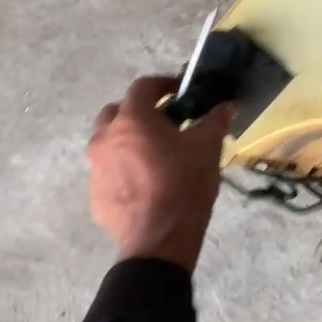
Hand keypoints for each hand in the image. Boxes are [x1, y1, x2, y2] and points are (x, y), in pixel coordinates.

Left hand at [87, 74, 234, 271]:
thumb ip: (215, 120)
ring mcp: (95, 167)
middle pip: (116, 112)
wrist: (159, 237)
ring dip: (128, 139)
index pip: (142, 86)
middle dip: (139, 111)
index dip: (163, 84)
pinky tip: (147, 181)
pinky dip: (124, 166)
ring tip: (156, 153)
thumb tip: (227, 106)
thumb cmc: (185, 182)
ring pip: (108, 142)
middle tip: (165, 122)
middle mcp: (105, 138)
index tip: (180, 92)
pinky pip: (108, 170)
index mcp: (132, 120)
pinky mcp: (95, 194)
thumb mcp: (208, 146)